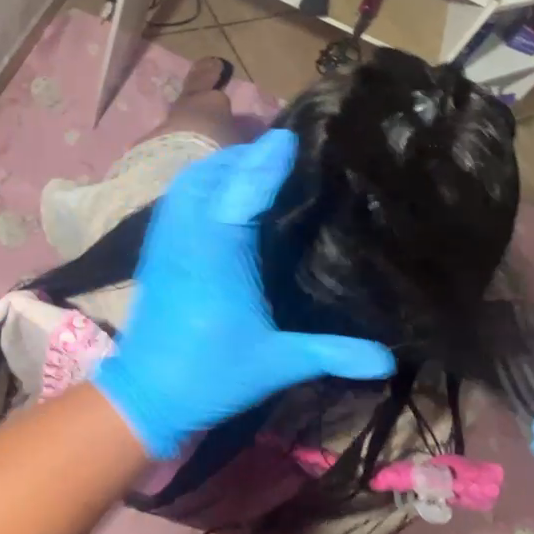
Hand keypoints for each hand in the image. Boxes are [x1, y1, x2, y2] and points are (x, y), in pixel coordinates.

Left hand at [92, 129, 395, 457]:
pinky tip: (225, 191)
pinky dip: (203, 182)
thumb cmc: (211, 377)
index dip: (266, 162)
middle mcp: (189, 238)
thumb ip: (331, 353)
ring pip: (191, 181)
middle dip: (247, 155)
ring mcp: (167, 241)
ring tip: (259, 163)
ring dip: (223, 165)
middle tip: (287, 150)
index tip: (291, 137)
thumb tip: (388, 361)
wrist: (145, 396)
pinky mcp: (157, 249)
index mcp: (218, 257)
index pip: (241, 193)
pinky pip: (178, 197)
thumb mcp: (277, 364)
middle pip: (213, 175)